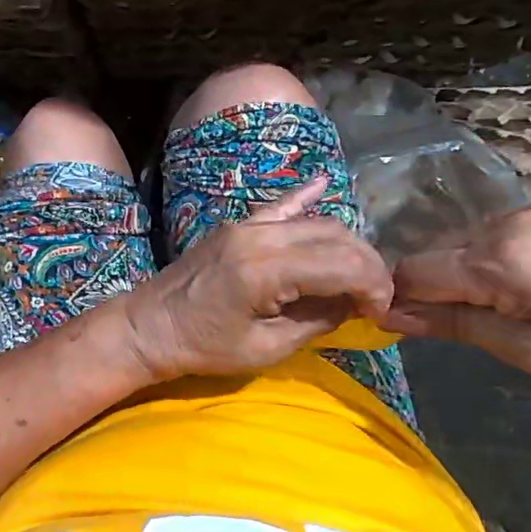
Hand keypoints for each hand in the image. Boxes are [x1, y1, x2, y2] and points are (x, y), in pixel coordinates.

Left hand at [124, 178, 393, 381]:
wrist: (151, 325)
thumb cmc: (205, 347)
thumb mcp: (266, 348)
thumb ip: (316, 320)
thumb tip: (352, 303)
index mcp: (265, 270)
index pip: (343, 263)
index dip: (374, 286)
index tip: (379, 312)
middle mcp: (259, 236)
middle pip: (335, 235)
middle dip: (366, 265)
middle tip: (372, 298)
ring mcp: (246, 224)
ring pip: (315, 220)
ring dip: (344, 243)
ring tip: (355, 276)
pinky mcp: (237, 225)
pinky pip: (279, 205)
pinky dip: (305, 198)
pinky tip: (324, 183)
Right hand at [386, 207, 530, 403]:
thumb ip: (454, 325)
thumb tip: (391, 315)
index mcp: (498, 252)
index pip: (411, 269)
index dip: (397, 300)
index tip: (399, 329)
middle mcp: (507, 220)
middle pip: (437, 254)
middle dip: (433, 290)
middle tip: (456, 334)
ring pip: (468, 247)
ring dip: (467, 281)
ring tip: (503, 320)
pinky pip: (501, 241)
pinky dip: (496, 270)